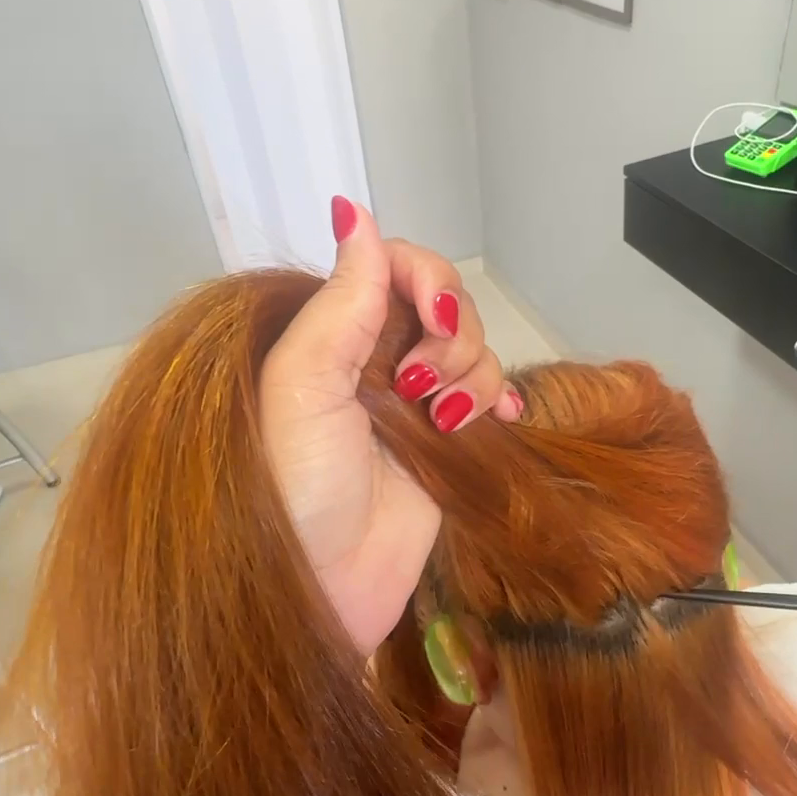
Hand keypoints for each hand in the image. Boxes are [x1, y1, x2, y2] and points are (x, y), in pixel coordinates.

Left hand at [259, 197, 520, 652]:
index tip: (433, 319)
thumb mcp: (304, 385)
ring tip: (442, 422)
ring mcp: (414, 401)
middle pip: (446, 304)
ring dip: (470, 376)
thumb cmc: (296, 485)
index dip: (426, 279)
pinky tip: (500, 417)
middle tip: (418, 389)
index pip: (395, 266)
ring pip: (474, 349)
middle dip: (450, 337)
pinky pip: (488, 396)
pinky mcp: (445, 441)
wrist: (321, 586)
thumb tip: (356, 209)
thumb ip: (341, 301)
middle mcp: (375, 357)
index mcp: (332, 333)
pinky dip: (499, 396)